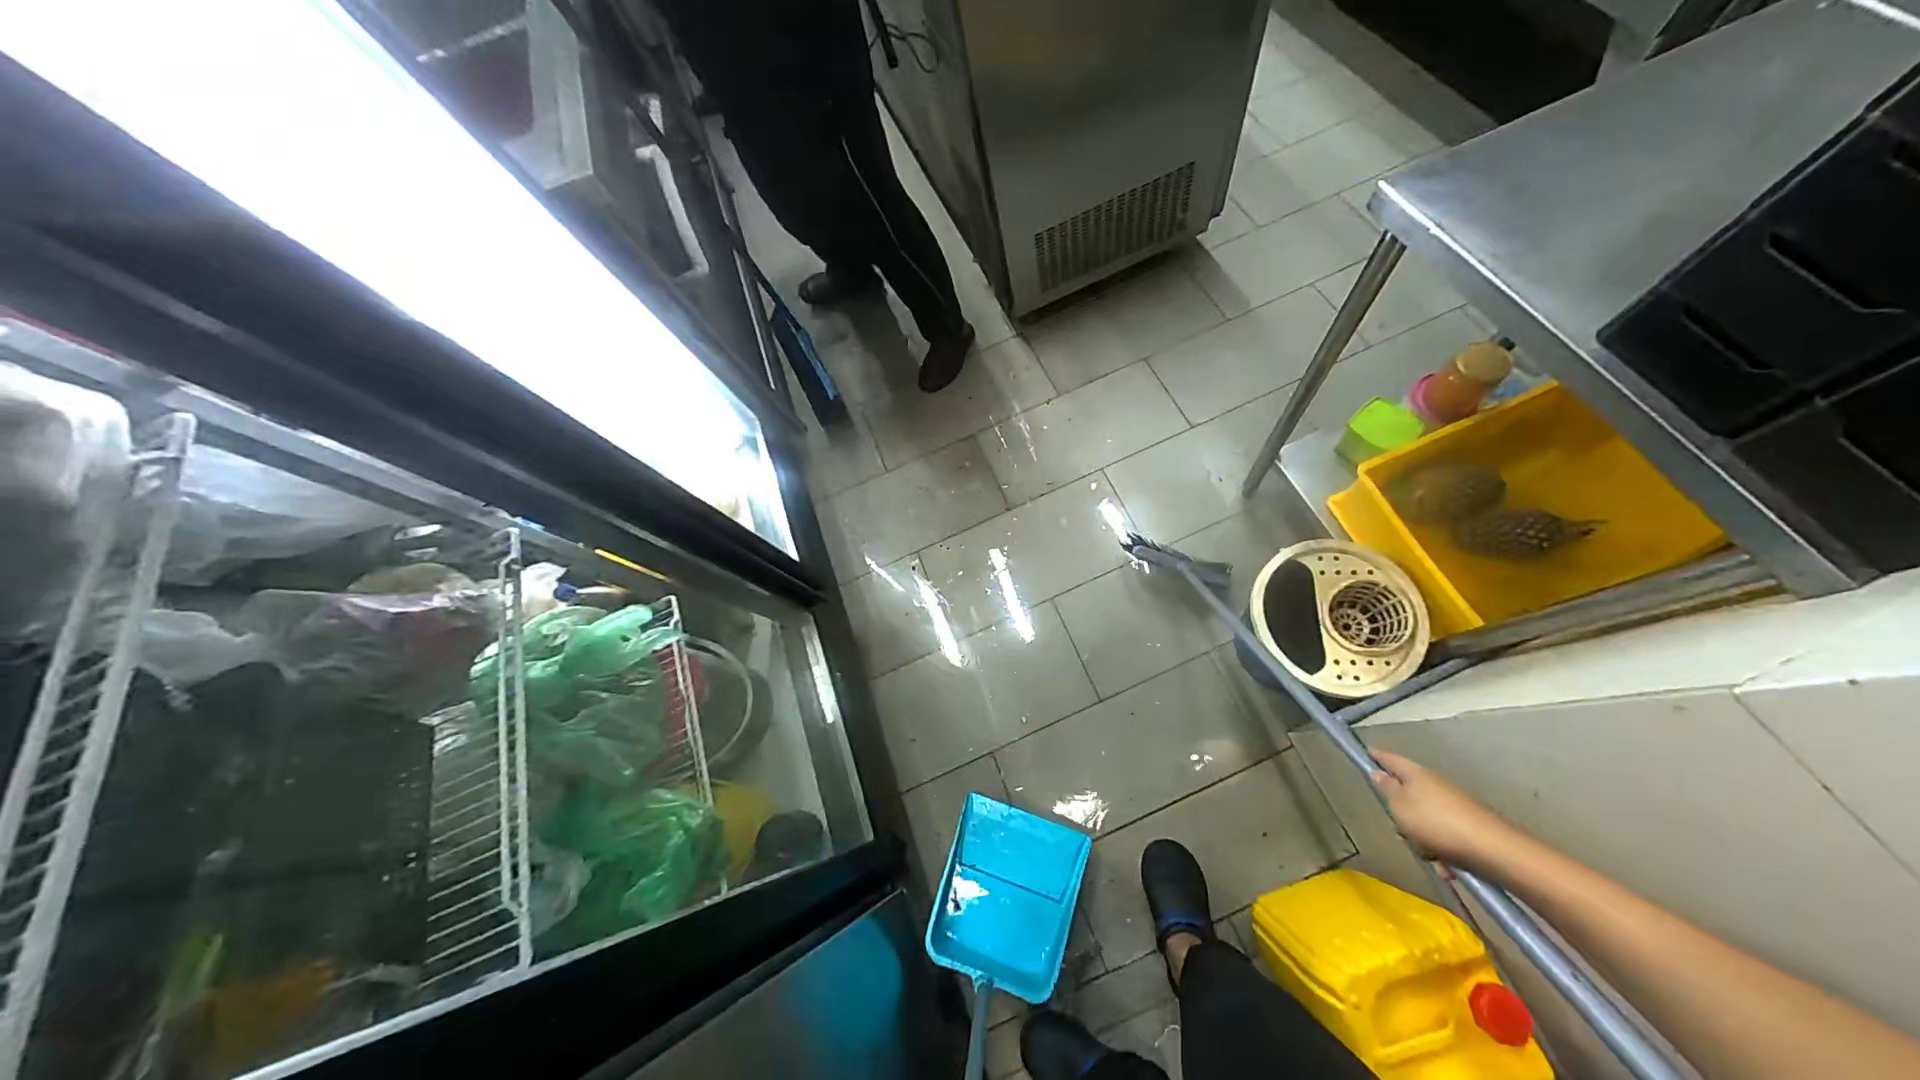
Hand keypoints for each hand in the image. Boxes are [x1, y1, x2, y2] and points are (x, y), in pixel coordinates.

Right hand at [1369, 750, 1523, 872]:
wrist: (1493, 849)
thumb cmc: (1435, 822)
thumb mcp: (1399, 805)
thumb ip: (1387, 788)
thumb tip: (1378, 773)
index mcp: (1416, 774)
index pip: (1390, 759)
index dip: (1376, 757)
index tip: (1366, 753)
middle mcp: (1436, 785)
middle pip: (1407, 796)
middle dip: (1401, 816)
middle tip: (1401, 830)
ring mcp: (1454, 806)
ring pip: (1425, 821)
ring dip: (1423, 840)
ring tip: (1430, 855)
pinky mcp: (1469, 826)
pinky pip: (1444, 837)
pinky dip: (1442, 851)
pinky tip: (1447, 866)